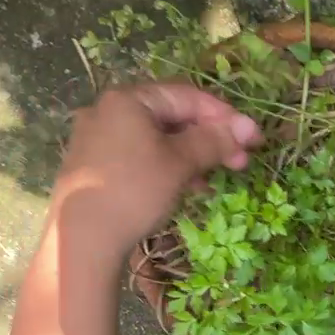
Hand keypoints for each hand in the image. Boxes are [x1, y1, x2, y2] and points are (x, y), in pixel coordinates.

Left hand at [50, 83, 261, 263]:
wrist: (82, 239)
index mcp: (128, 99)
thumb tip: (248, 127)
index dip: (224, 116)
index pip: (187, 96)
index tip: (253, 138)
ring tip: (212, 181)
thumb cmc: (134, 192)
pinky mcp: (92, 166)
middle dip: (208, 138)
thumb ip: (213, 141)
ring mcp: (97, 138)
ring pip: (155, 139)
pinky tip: (182, 189)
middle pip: (170, 116)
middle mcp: (108, 110)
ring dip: (190, 156)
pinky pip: (139, 157)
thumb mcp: (179, 164)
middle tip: (239, 162)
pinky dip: (166, 167)